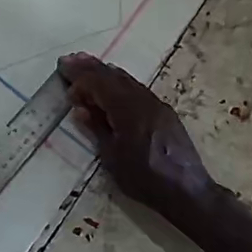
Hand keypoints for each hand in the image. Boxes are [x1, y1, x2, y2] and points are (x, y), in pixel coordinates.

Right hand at [59, 53, 216, 215]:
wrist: (188, 192)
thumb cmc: (144, 178)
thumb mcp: (112, 157)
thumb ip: (97, 129)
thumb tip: (81, 108)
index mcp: (127, 109)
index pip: (99, 84)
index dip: (80, 79)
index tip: (63, 76)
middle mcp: (143, 100)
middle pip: (113, 76)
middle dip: (90, 67)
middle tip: (70, 59)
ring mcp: (156, 104)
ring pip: (127, 80)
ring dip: (106, 72)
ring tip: (88, 64)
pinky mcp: (164, 113)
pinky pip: (137, 89)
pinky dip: (120, 83)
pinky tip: (115, 84)